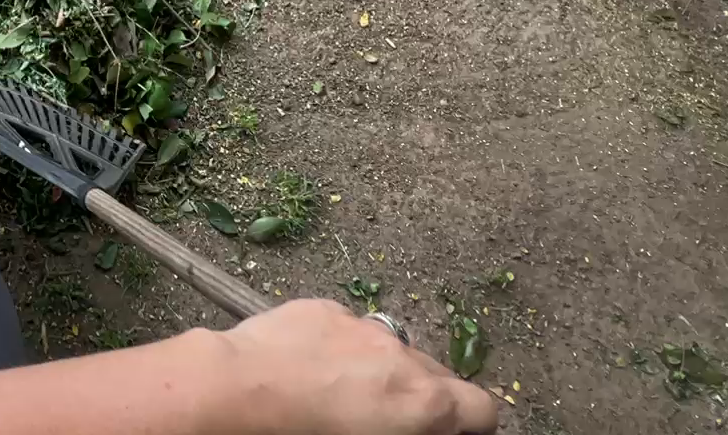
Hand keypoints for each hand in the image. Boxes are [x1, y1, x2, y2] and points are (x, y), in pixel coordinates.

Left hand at [217, 300, 498, 434]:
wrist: (246, 390)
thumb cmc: (309, 434)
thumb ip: (413, 426)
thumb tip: (419, 421)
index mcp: (425, 400)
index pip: (481, 407)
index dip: (471, 424)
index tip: (450, 433)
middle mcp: (399, 353)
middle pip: (435, 373)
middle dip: (422, 393)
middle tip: (392, 417)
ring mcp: (357, 323)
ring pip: (389, 345)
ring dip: (381, 364)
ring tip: (349, 388)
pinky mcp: (319, 305)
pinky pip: (345, 325)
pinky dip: (341, 341)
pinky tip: (313, 361)